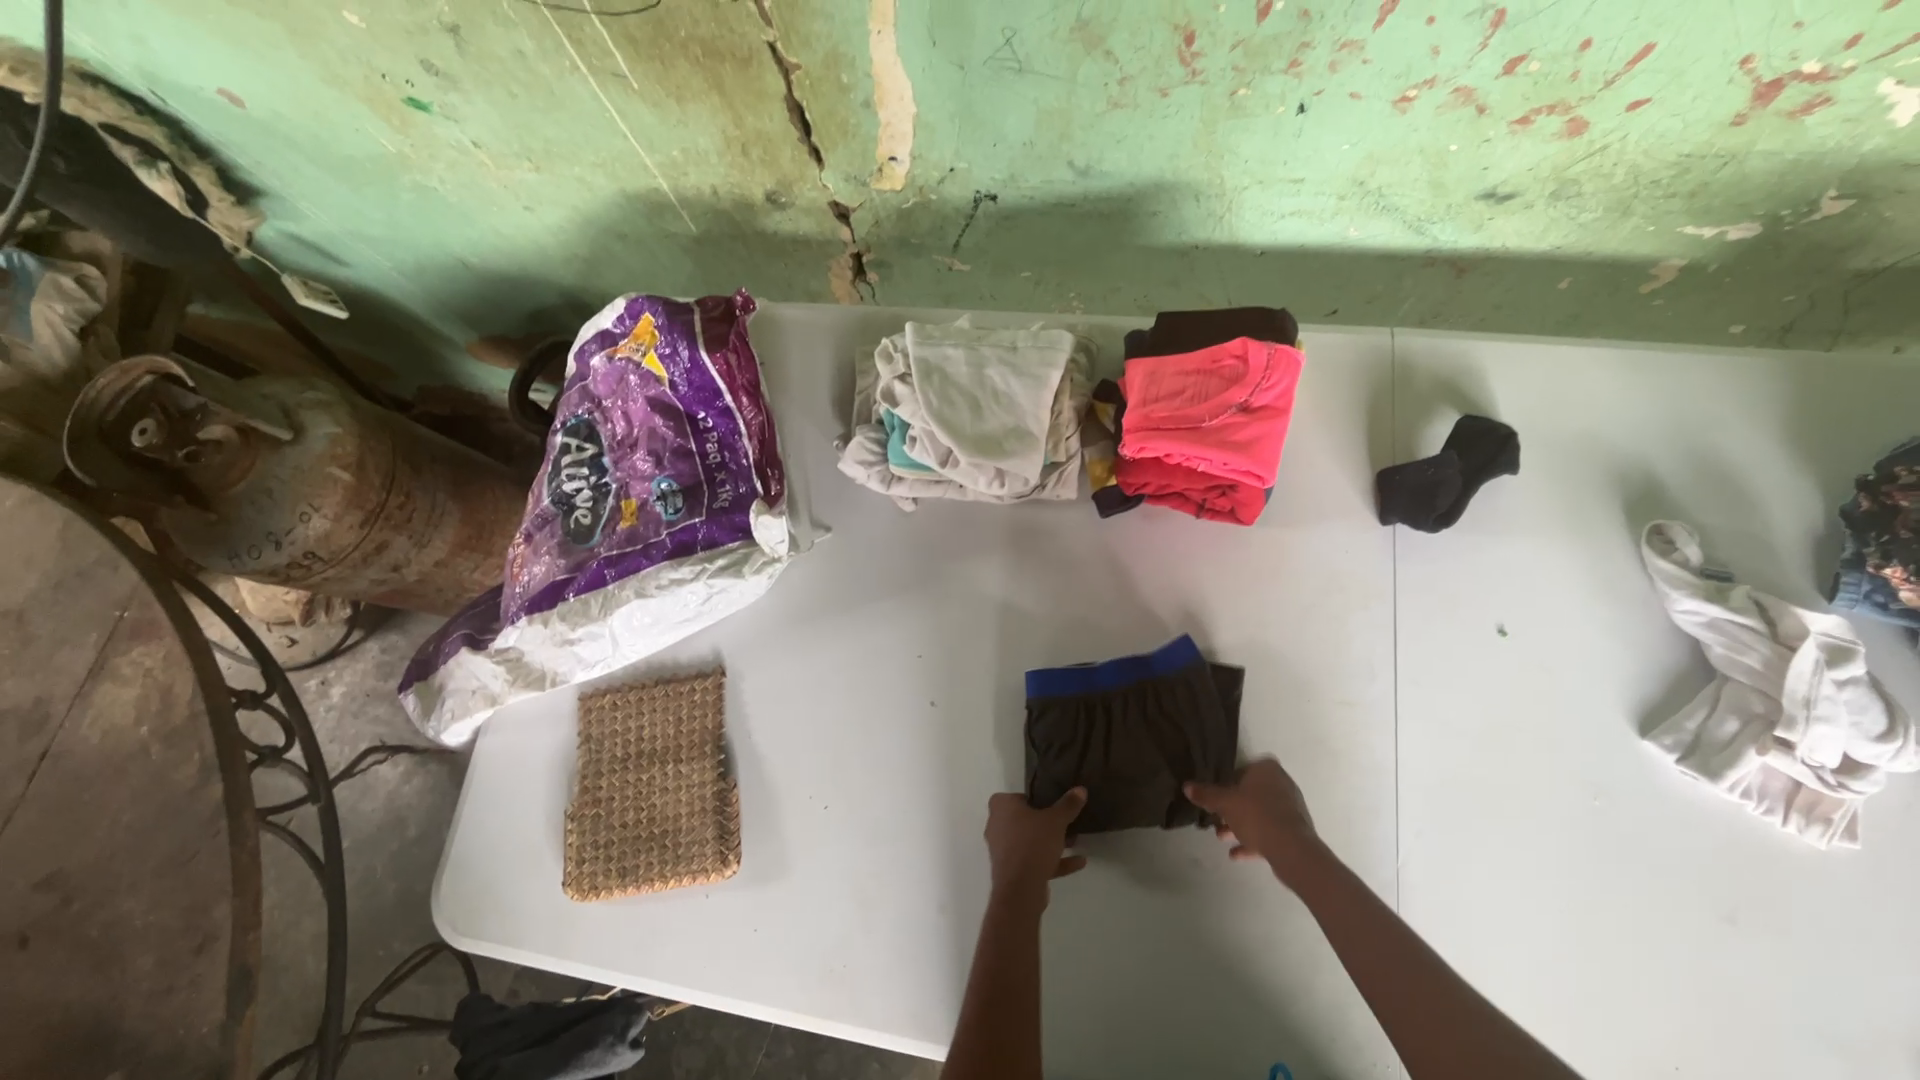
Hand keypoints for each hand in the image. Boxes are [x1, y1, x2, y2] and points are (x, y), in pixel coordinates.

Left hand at [983, 788, 1087, 907]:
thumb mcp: (1056, 820)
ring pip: (1029, 842)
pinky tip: (1078, 862)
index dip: (1028, 798)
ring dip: (1050, 843)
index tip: (1047, 802)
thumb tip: (1080, 789)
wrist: (1020, 888)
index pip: (1011, 797)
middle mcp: (997, 827)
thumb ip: (1068, 805)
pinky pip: (1034, 861)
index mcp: (1001, 808)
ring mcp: (1003, 851)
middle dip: (1044, 822)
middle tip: (1064, 821)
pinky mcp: (1012, 871)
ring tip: (1075, 841)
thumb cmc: (1033, 843)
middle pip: (1022, 820)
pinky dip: (1053, 861)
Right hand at [1185, 758, 1322, 881]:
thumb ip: (1205, 795)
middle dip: (1231, 808)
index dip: (1227, 782)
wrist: (1291, 849)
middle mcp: (1281, 785)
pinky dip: (1252, 842)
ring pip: (1259, 814)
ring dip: (1239, 826)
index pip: (1243, 770)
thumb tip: (1187, 786)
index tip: (1215, 795)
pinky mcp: (1294, 831)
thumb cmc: (1256, 815)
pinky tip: (1235, 854)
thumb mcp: (1224, 803)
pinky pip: (1268, 832)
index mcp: (1267, 770)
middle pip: (1250, 794)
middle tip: (1215, 818)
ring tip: (1221, 837)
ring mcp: (1290, 809)